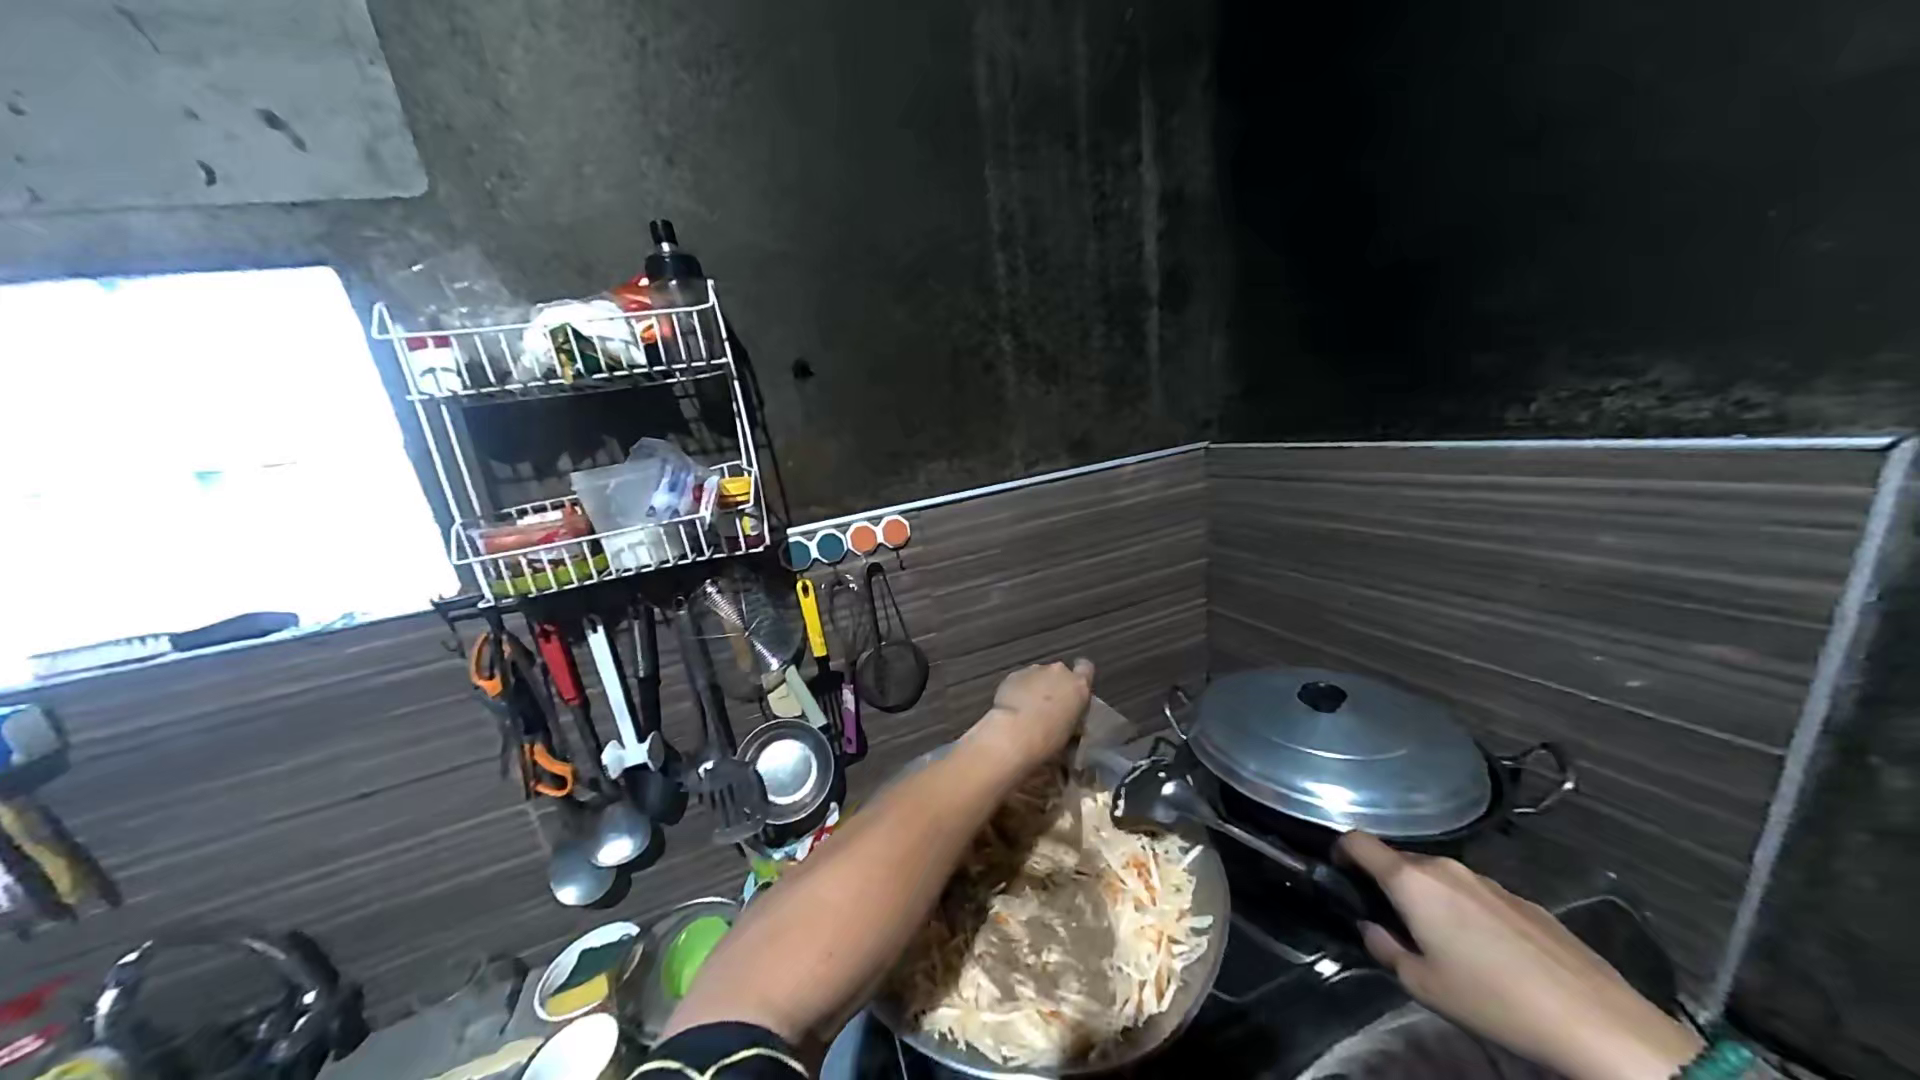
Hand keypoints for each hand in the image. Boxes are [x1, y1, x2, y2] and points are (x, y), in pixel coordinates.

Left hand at [966, 659, 1095, 767]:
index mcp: (1078, 686)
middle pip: (1059, 674)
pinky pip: (1020, 681)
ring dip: (1036, 688)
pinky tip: (1013, 709)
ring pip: (1038, 676)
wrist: (1013, 733)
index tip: (1073, 691)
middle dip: (1055, 687)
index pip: (1086, 668)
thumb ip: (1073, 722)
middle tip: (1048, 709)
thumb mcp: (1071, 736)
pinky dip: (1019, 691)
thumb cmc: (1049, 740)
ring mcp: (1034, 670)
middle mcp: (1058, 672)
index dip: (1080, 677)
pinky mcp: (1013, 675)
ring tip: (1027, 710)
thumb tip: (1070, 725)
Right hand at [1337, 832, 1703, 1079]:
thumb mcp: (1422, 984)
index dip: (1341, 851)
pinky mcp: (1526, 902)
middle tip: (1392, 920)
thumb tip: (1372, 928)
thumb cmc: (1493, 1000)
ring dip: (1429, 898)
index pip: (1359, 841)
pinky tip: (1490, 954)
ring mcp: (1490, 882)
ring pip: (1441, 878)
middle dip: (1388, 882)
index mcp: (1412, 881)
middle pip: (1400, 860)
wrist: (1599, 1023)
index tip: (1340, 872)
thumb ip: (1384, 948)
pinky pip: (1478, 895)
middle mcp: (1446, 869)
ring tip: (1444, 941)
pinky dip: (1467, 912)